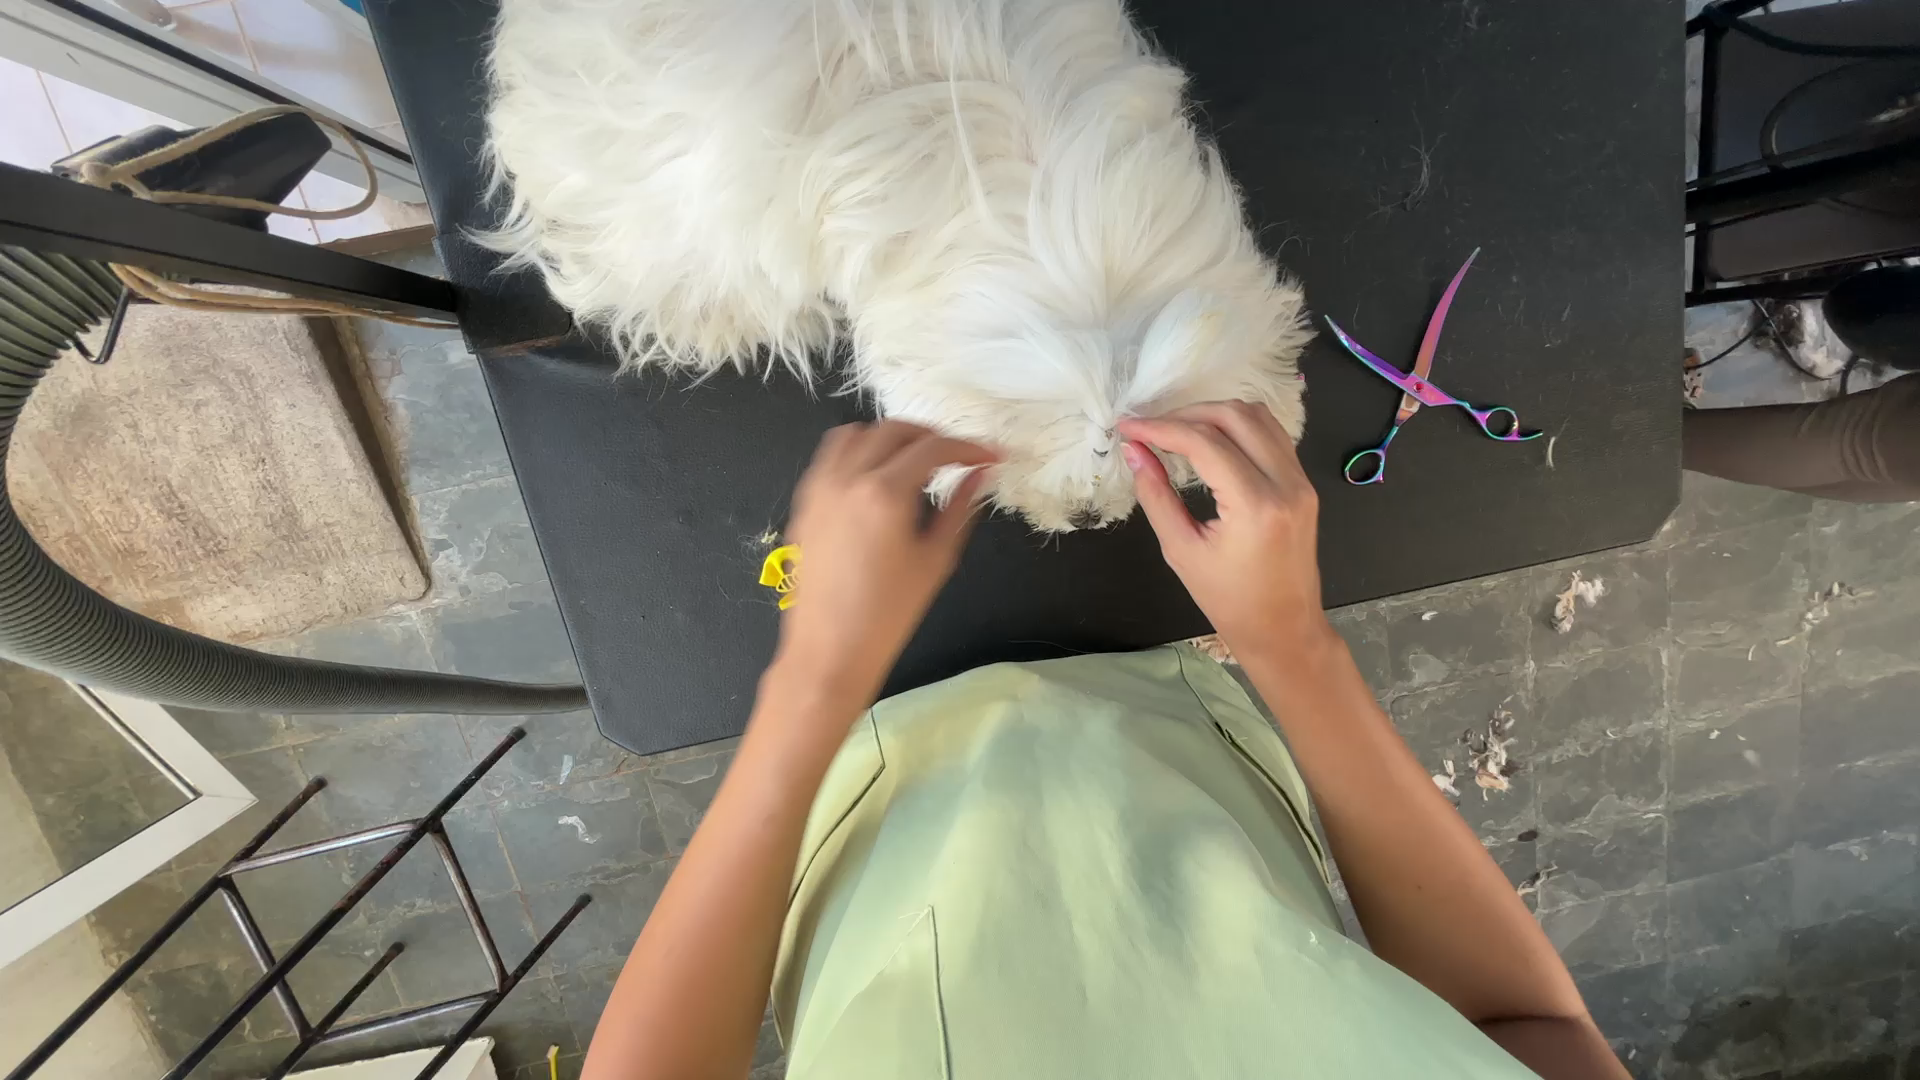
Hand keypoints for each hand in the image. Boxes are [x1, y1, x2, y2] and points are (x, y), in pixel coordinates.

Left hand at [771, 421, 998, 706]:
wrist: (830, 649)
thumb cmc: (889, 613)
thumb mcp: (936, 559)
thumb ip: (960, 507)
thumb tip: (981, 472)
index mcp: (885, 493)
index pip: (933, 448)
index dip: (968, 447)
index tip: (991, 455)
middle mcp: (848, 478)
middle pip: (894, 430)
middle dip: (931, 437)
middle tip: (956, 458)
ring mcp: (820, 486)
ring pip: (857, 433)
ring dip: (890, 437)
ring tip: (914, 461)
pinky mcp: (805, 501)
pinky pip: (831, 455)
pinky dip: (858, 451)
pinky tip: (876, 476)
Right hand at [1117, 402, 1331, 658]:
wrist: (1283, 628)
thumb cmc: (1227, 600)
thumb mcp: (1180, 550)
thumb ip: (1156, 495)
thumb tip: (1134, 452)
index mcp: (1255, 506)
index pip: (1204, 443)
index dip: (1160, 428)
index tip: (1128, 427)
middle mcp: (1285, 483)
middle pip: (1234, 416)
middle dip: (1185, 414)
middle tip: (1149, 428)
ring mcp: (1300, 480)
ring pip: (1257, 417)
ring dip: (1212, 414)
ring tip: (1175, 430)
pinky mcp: (1303, 483)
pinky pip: (1270, 434)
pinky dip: (1236, 427)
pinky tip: (1208, 441)